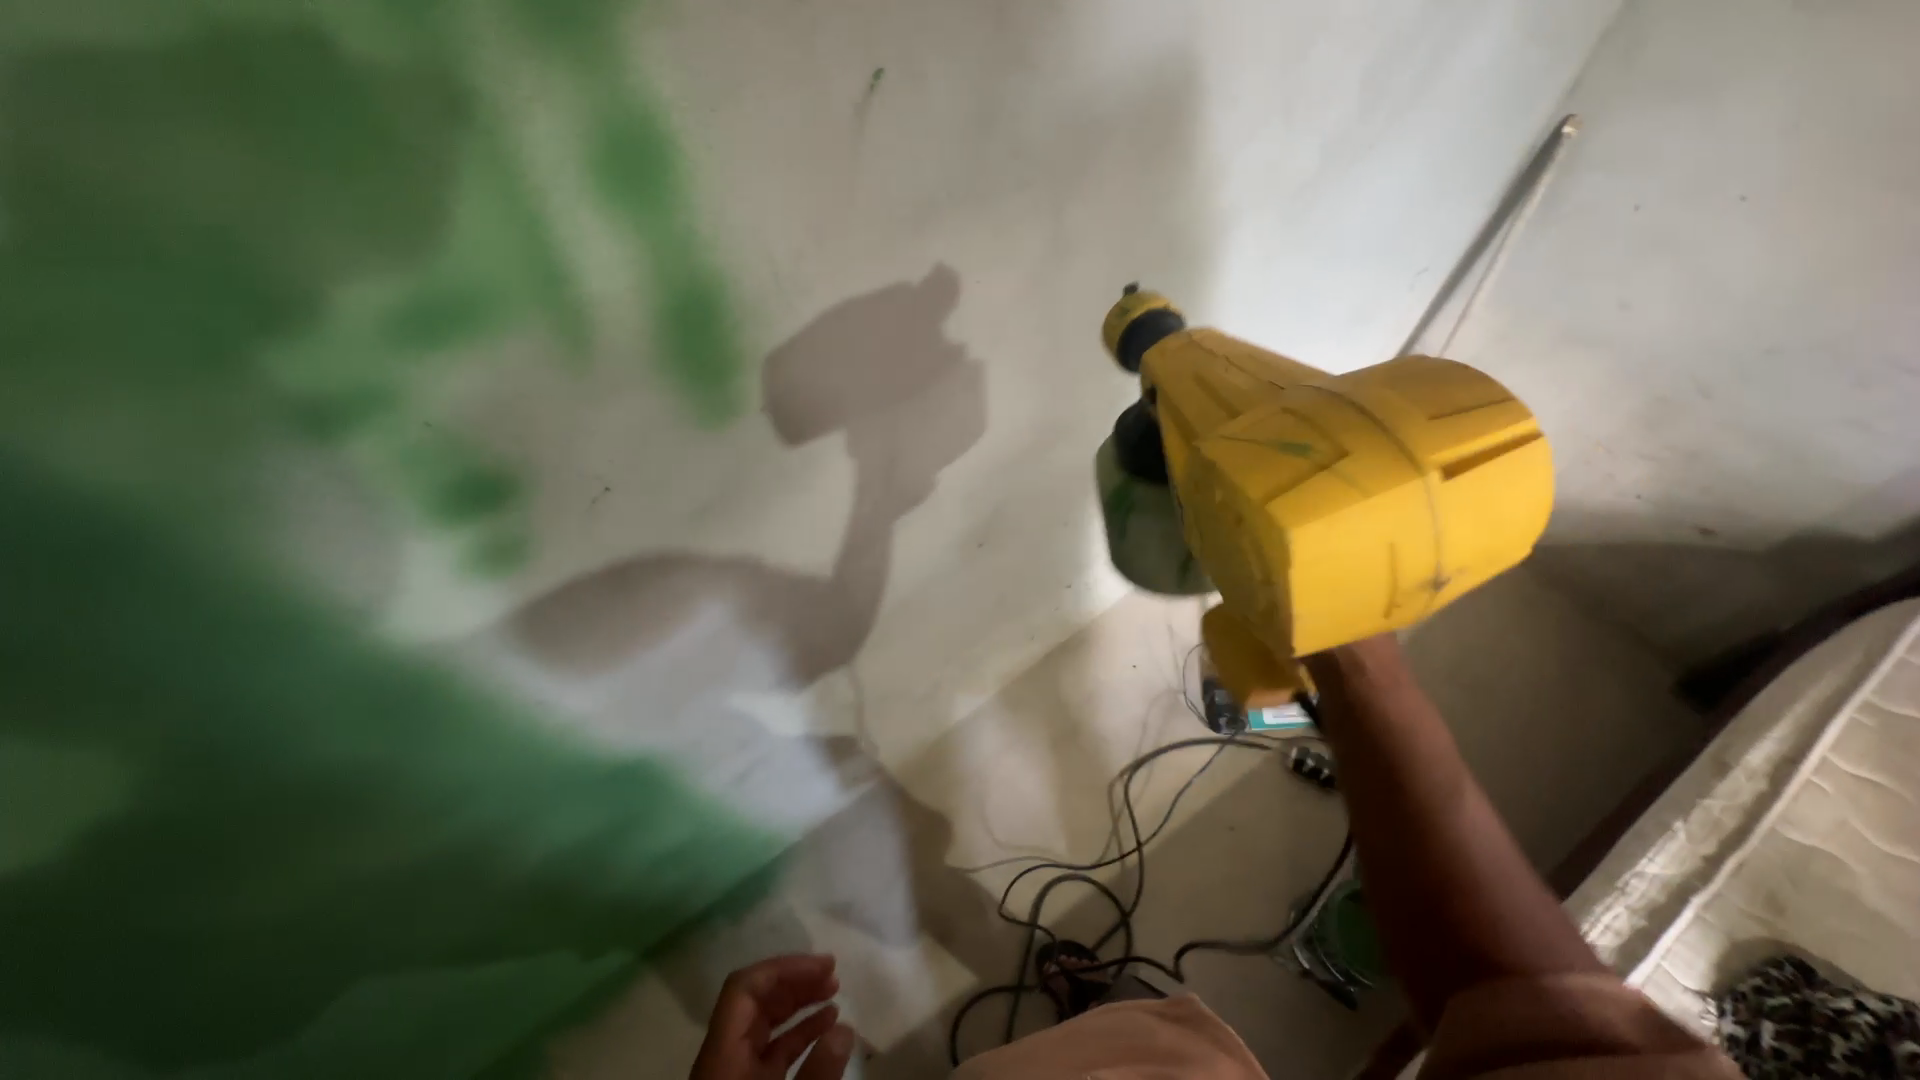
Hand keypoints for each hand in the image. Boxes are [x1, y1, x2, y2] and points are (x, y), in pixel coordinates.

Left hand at [690, 954, 854, 1079]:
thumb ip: (816, 1072)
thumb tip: (846, 1028)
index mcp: (722, 1051)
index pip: (744, 987)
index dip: (783, 968)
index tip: (822, 964)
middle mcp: (725, 1052)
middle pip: (755, 999)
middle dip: (795, 980)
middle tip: (832, 970)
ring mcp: (735, 1068)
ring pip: (765, 1021)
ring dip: (799, 1002)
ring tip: (834, 990)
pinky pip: (773, 1047)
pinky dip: (799, 1031)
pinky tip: (827, 1023)